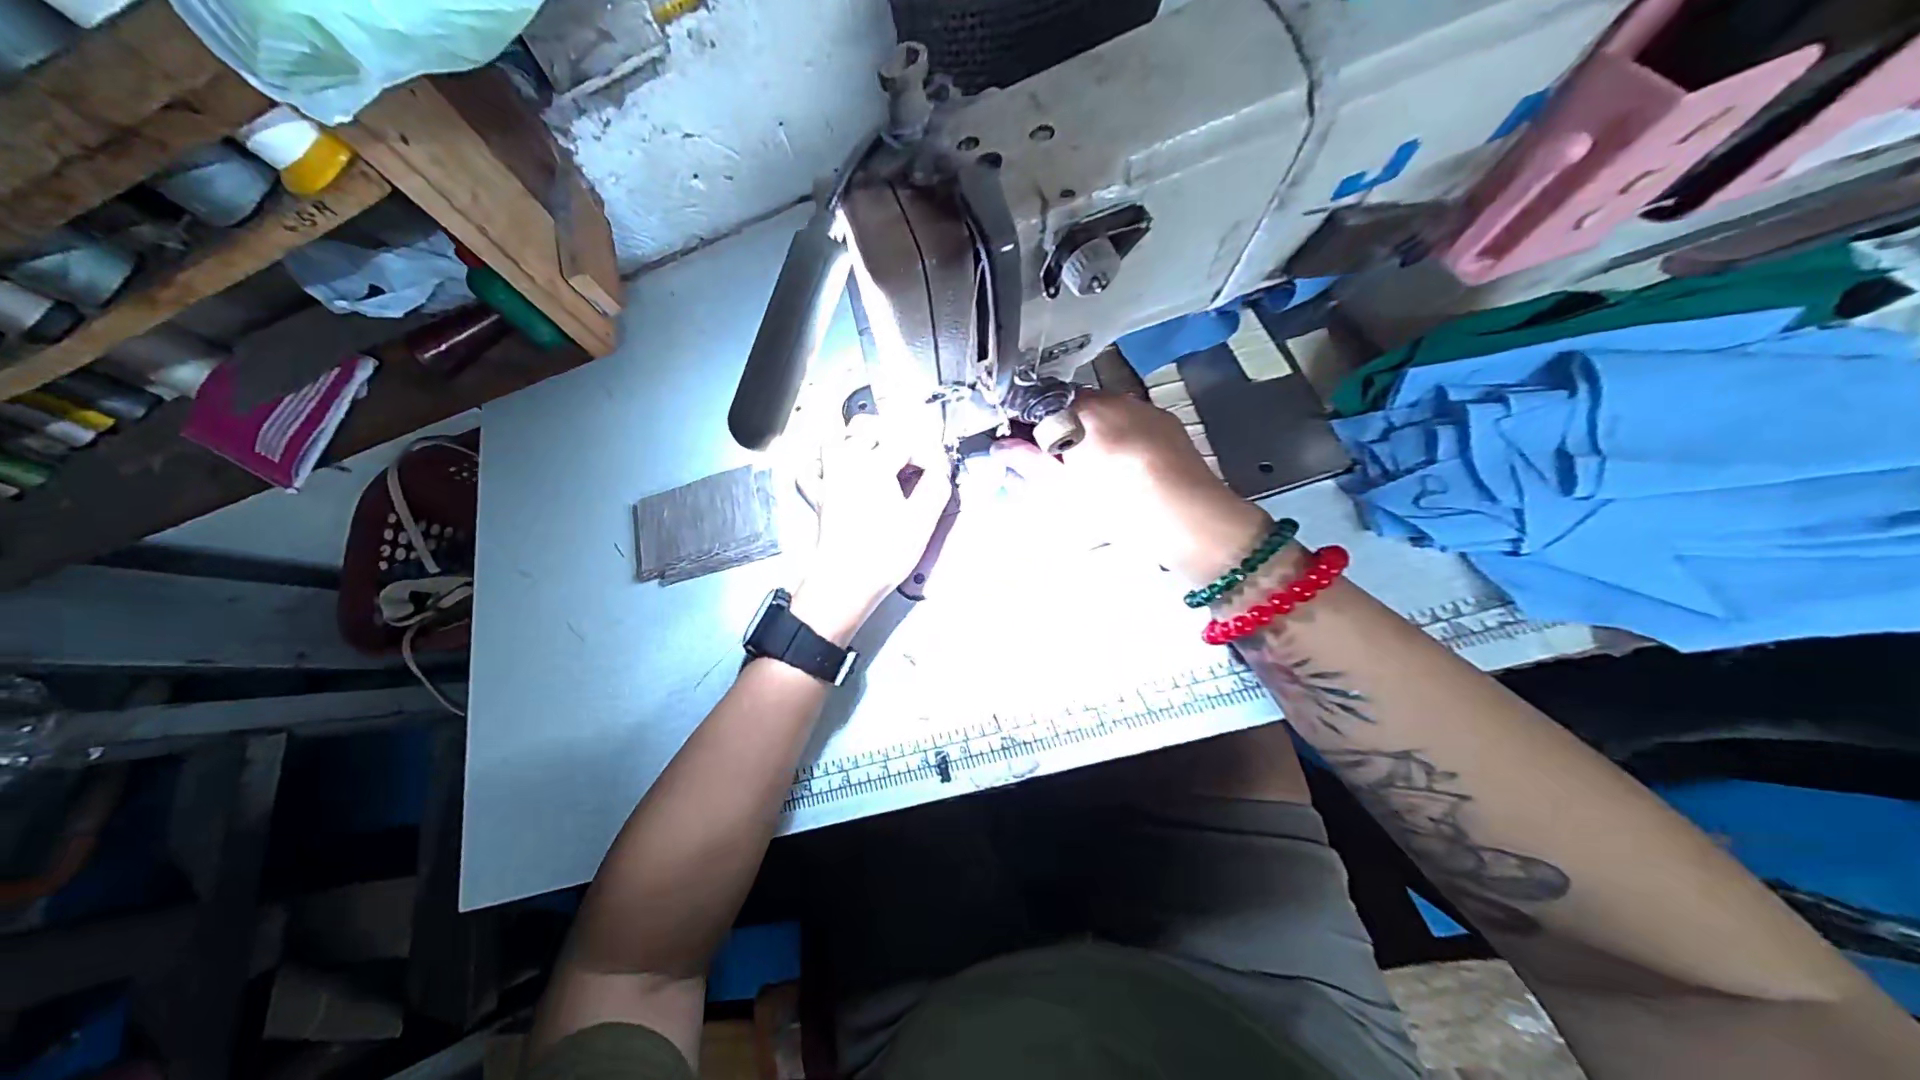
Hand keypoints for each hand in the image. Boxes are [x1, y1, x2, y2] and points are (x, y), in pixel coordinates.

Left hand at [791, 414, 952, 643]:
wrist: (846, 582)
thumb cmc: (881, 555)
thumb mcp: (923, 520)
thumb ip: (936, 486)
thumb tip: (940, 470)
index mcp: (875, 466)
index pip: (906, 440)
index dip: (925, 452)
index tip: (935, 470)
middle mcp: (848, 465)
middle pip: (867, 427)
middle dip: (893, 436)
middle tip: (911, 456)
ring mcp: (829, 479)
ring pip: (837, 440)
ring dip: (859, 442)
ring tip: (880, 456)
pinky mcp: (819, 498)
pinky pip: (812, 469)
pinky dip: (823, 465)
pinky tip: (838, 471)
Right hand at [989, 392, 1269, 586]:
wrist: (1191, 520)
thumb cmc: (1121, 509)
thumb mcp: (1065, 492)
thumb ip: (1030, 463)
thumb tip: (1002, 446)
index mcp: (1080, 412)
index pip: (1037, 404)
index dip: (1025, 427)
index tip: (1022, 451)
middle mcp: (1112, 399)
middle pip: (1069, 406)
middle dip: (1058, 430)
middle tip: (1056, 468)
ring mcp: (1142, 408)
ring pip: (1101, 414)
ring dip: (1088, 434)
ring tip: (1093, 473)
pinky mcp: (1165, 421)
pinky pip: (1129, 421)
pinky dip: (1118, 437)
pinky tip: (1123, 470)